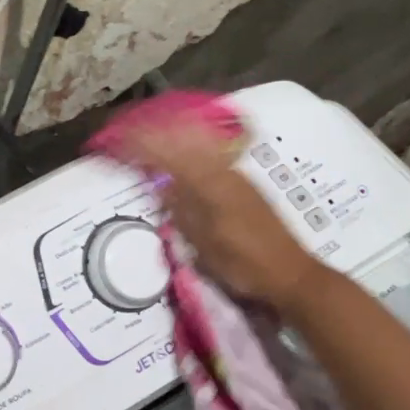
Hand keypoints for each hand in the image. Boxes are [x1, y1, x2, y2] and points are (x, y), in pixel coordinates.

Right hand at [116, 119, 331, 304]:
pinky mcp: (246, 187)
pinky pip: (211, 158)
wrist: (292, 274)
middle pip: (183, 143)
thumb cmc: (244, 263)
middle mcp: (225, 171)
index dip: (141, 146)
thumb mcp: (204, 243)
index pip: (167, 156)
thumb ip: (182, 210)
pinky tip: (183, 159)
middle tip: (129, 135)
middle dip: (154, 137)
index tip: (118, 141)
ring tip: (150, 140)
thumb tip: (161, 185)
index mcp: (210, 183)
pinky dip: (191, 152)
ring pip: (198, 148)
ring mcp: (238, 177)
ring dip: (173, 142)